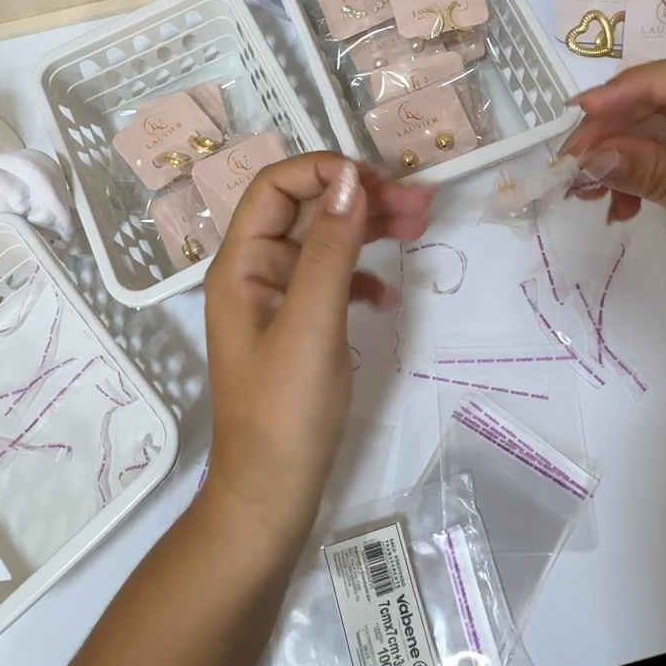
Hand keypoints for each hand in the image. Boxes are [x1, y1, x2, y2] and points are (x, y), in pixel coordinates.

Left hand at [201, 155, 434, 539]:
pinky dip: (364, 278)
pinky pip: (334, 282)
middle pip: (308, 210)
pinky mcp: (301, 325)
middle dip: (361, 198)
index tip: (378, 180)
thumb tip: (350, 178)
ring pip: (326, 242)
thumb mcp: (311, 323)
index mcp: (242, 263)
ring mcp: (279, 299)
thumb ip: (330, 249)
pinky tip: (389, 296)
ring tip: (422, 224)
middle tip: (421, 201)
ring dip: (371, 230)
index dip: (323, 171)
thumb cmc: (285, 410)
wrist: (272, 493)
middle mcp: (256, 271)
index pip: (276, 187)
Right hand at [561, 56, 665, 324]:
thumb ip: (657, 174)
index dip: (631, 90)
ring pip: (664, 133)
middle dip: (620, 132)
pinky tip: (617, 207)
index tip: (580, 111)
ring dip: (624, 160)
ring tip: (586, 190)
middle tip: (571, 161)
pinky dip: (643, 181)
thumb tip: (590, 156)